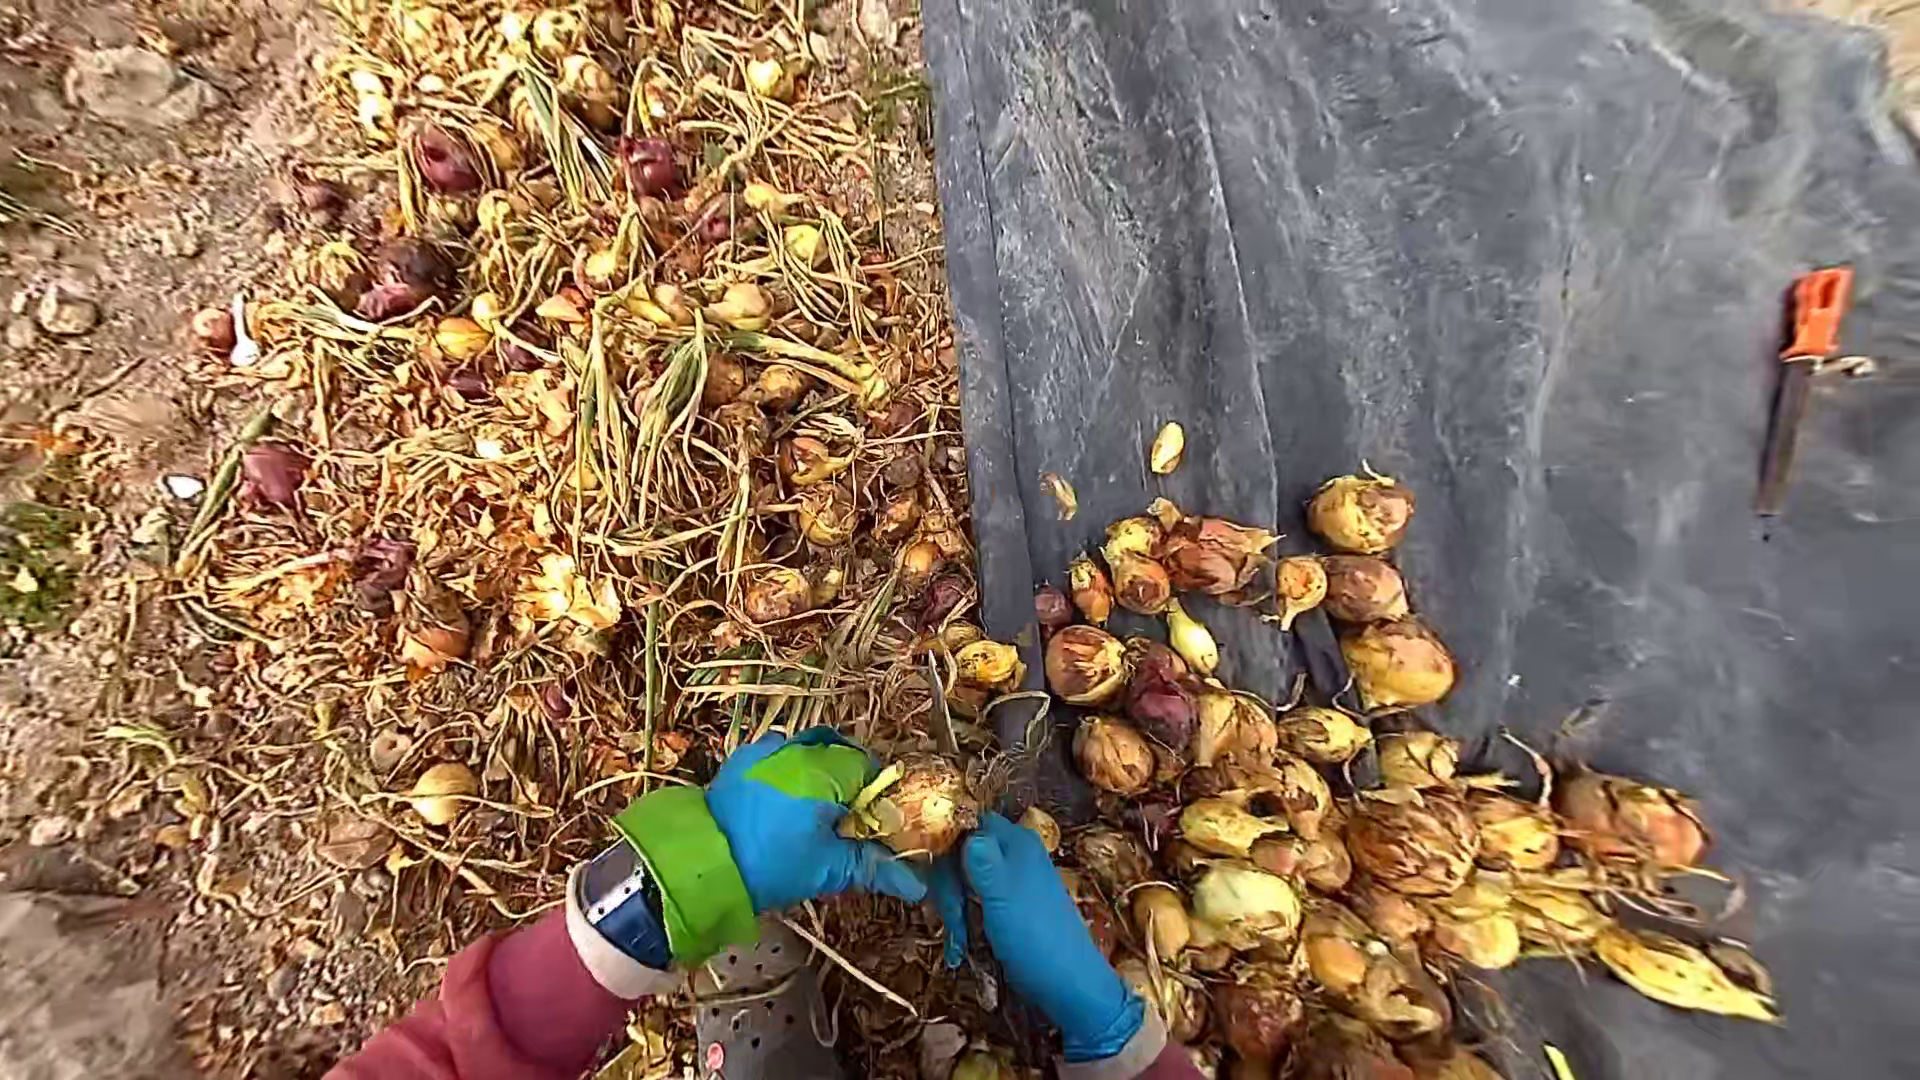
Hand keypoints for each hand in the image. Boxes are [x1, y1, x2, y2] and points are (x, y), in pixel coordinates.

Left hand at [706, 729, 927, 910]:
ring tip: (812, 807)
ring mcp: (771, 747)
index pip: (871, 769)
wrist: (701, 862)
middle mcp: (803, 748)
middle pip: (843, 756)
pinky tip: (784, 794)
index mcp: (829, 769)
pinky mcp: (746, 755)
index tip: (867, 822)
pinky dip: (790, 766)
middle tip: (840, 821)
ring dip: (820, 771)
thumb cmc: (772, 863)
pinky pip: (781, 750)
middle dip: (849, 783)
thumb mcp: (828, 869)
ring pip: (813, 749)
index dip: (874, 796)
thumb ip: (874, 868)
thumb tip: (918, 886)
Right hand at [944, 813, 1143, 1061]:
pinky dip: (967, 918)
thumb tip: (963, 821)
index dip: (948, 843)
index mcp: (1015, 840)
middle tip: (951, 918)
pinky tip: (963, 943)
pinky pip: (978, 899)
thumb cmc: (1034, 934)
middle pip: (965, 851)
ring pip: (968, 878)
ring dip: (956, 906)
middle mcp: (1015, 852)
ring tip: (959, 938)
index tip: (935, 876)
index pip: (969, 821)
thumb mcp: (1002, 893)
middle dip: (950, 884)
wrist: (1069, 986)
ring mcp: (1014, 879)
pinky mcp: (1011, 904)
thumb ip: (981, 857)